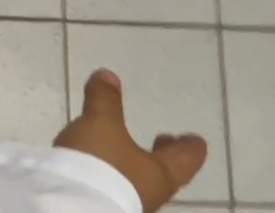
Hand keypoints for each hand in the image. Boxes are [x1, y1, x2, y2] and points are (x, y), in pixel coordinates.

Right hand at [54, 69, 206, 212]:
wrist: (78, 201)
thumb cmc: (102, 161)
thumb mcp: (100, 122)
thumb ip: (105, 100)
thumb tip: (109, 75)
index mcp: (161, 172)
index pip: (185, 158)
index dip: (191, 147)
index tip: (196, 138)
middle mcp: (153, 190)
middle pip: (166, 171)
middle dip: (165, 154)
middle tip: (165, 139)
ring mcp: (132, 201)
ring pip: (144, 179)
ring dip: (140, 163)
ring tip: (129, 150)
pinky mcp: (108, 204)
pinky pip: (121, 185)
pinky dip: (120, 172)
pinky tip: (105, 167)